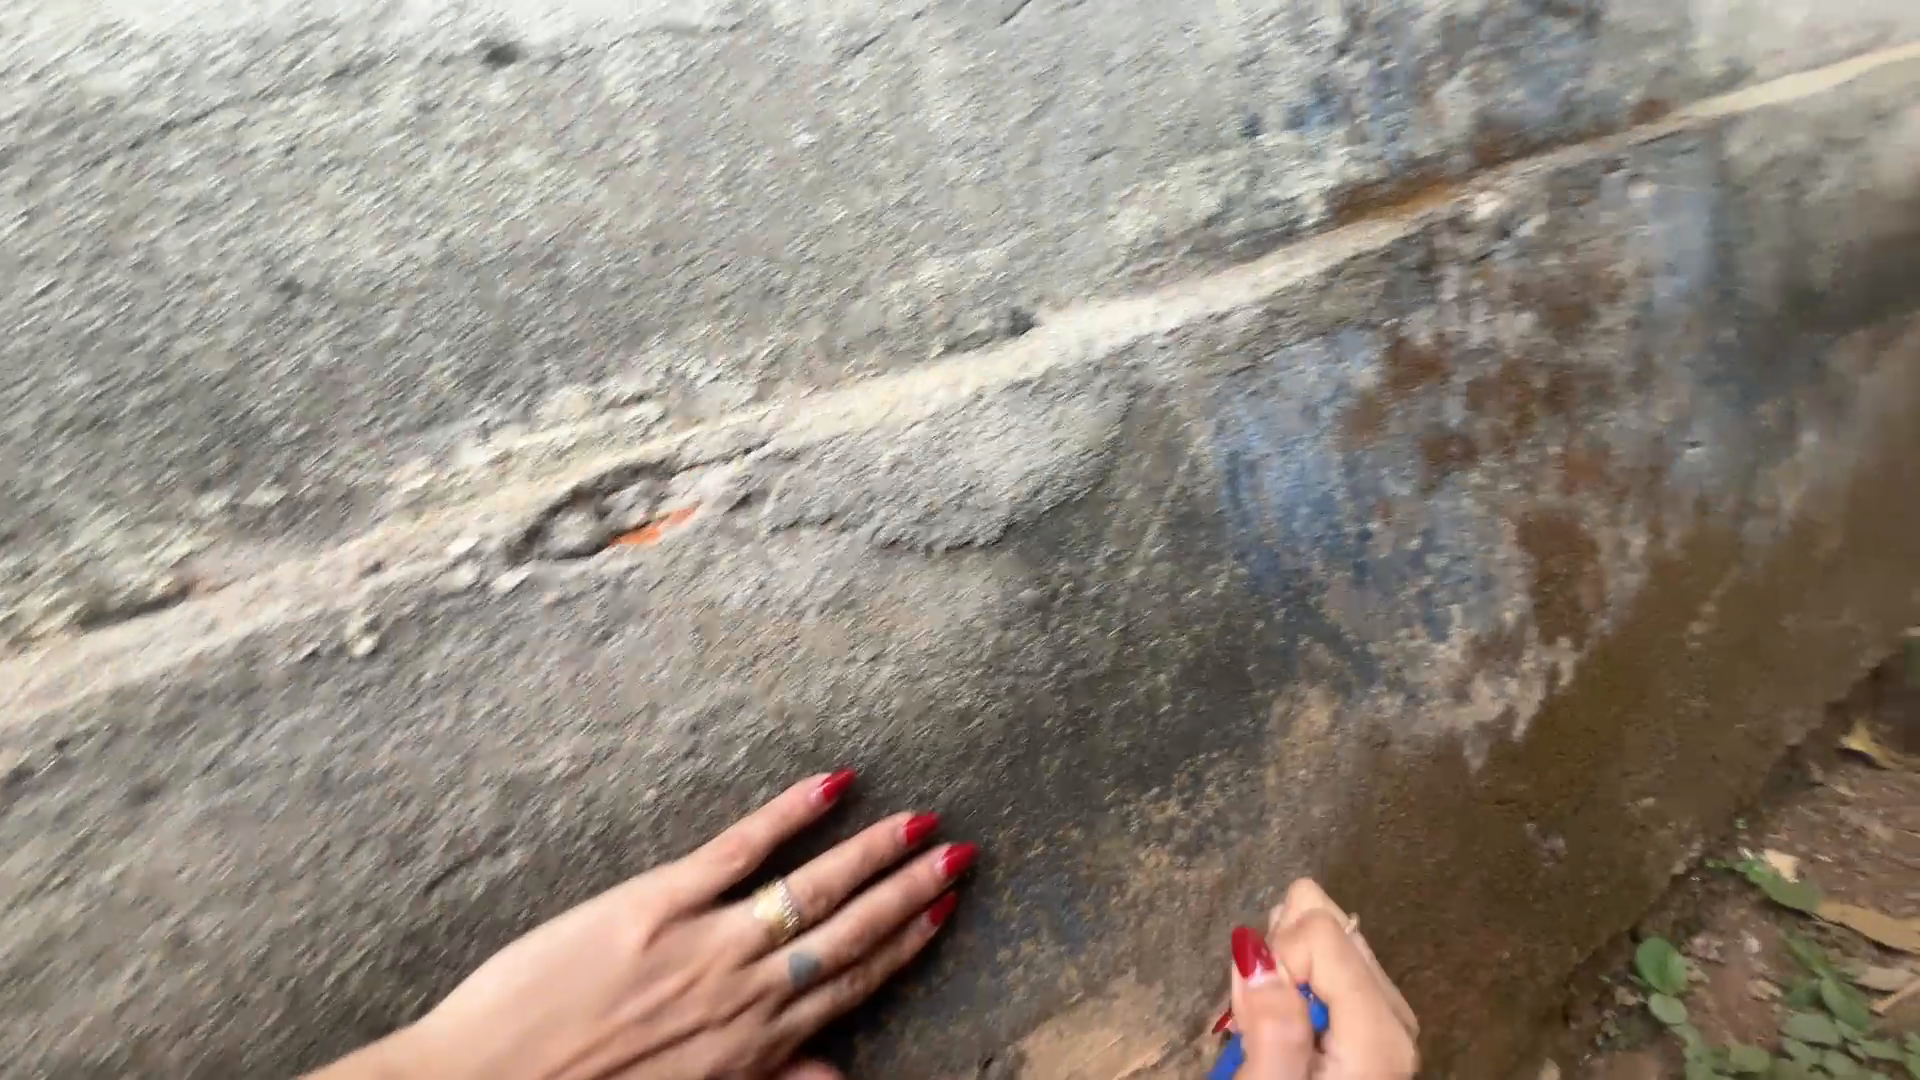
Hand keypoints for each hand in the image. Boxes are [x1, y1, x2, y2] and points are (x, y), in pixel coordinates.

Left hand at [309, 771, 972, 1079]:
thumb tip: (839, 1076)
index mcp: (754, 1042)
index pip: (851, 980)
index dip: (905, 941)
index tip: (943, 908)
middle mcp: (747, 990)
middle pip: (849, 930)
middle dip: (909, 890)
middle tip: (957, 851)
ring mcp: (709, 940)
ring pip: (812, 888)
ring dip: (873, 853)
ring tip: (918, 822)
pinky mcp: (661, 899)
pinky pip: (741, 848)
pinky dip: (790, 814)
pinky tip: (832, 784)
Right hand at [1228, 879, 1418, 1079]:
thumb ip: (1269, 1024)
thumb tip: (1256, 948)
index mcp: (1380, 1035)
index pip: (1320, 930)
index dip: (1274, 955)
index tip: (1253, 1004)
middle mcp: (1396, 1020)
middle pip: (1329, 924)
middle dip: (1280, 951)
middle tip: (1259, 1007)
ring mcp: (1386, 1021)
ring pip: (1328, 935)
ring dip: (1284, 963)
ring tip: (1266, 1015)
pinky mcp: (1372, 1026)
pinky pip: (1328, 960)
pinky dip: (1295, 974)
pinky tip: (1281, 1014)